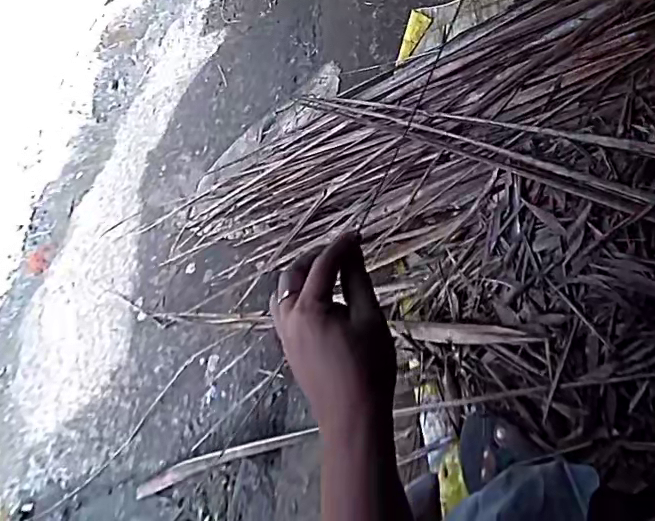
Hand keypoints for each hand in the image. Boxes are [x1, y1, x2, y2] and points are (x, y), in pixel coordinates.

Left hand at [272, 232, 395, 437]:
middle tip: (346, 251)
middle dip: (319, 256)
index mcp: (308, 310)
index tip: (358, 235)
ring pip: (285, 292)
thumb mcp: (369, 317)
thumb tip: (353, 251)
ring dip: (305, 275)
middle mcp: (289, 320)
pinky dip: (300, 294)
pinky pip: (286, 310)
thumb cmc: (367, 369)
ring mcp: (286, 336)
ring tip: (333, 270)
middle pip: (295, 273)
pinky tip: (323, 297)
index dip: (341, 245)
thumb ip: (357, 280)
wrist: (353, 420)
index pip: (323, 264)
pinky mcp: (290, 349)